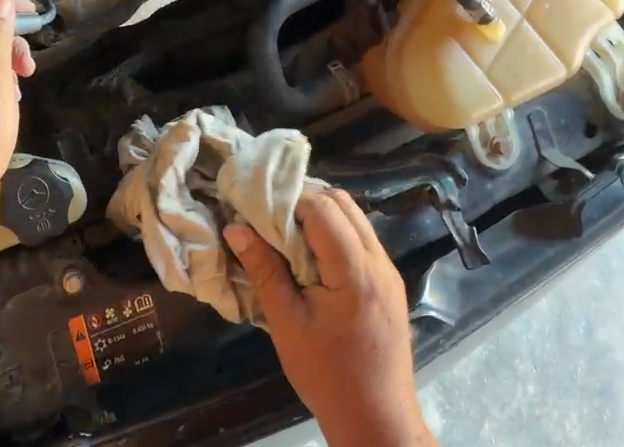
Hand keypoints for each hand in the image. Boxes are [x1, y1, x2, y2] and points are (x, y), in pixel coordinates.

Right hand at [225, 190, 435, 446]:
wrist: (377, 422)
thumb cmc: (327, 375)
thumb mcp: (286, 323)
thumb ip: (264, 270)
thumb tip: (235, 227)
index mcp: (355, 271)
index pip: (322, 208)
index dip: (289, 203)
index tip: (260, 215)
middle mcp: (379, 263)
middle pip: (342, 203)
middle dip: (304, 202)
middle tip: (272, 222)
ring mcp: (388, 272)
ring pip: (354, 217)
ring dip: (319, 217)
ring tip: (288, 239)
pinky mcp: (389, 284)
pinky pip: (360, 239)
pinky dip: (334, 235)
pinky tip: (310, 259)